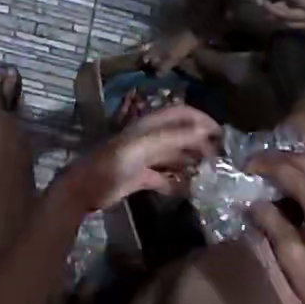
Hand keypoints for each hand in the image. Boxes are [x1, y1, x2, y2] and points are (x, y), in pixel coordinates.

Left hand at [52, 105, 218, 213]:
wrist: (82, 190)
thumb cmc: (109, 165)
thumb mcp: (141, 148)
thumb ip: (171, 138)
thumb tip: (203, 130)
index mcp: (148, 126)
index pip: (181, 113)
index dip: (202, 118)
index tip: (222, 133)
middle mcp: (149, 138)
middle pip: (180, 135)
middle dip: (201, 143)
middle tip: (221, 158)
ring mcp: (144, 157)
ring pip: (174, 155)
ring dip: (191, 162)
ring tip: (211, 174)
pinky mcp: (139, 177)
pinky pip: (164, 176)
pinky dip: (177, 181)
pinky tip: (189, 190)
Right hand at [247, 154, 304, 303]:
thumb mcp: (292, 259)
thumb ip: (272, 223)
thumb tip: (252, 201)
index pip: (292, 171)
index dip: (265, 165)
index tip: (243, 165)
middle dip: (282, 159)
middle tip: (256, 164)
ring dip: (300, 164)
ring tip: (274, 172)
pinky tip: (299, 189)